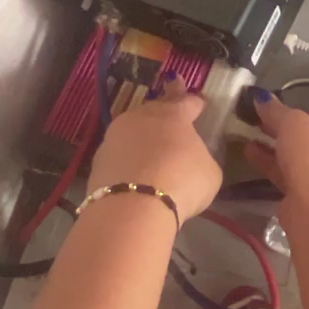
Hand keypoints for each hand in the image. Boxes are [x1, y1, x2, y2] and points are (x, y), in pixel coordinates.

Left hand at [86, 76, 222, 220]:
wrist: (132, 207)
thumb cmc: (181, 182)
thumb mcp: (209, 172)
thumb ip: (200, 158)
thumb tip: (192, 159)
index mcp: (173, 115)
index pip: (186, 102)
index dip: (195, 102)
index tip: (199, 101)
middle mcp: (142, 117)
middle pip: (156, 108)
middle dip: (166, 108)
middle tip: (170, 103)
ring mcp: (116, 136)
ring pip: (133, 127)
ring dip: (143, 134)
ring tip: (151, 143)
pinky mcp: (99, 158)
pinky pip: (120, 152)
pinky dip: (128, 157)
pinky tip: (133, 169)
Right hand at [244, 88, 308, 198]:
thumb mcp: (293, 125)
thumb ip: (276, 111)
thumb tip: (260, 97)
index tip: (301, 112)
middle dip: (292, 130)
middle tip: (269, 122)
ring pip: (304, 159)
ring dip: (279, 147)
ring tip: (254, 135)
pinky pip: (293, 176)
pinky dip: (274, 165)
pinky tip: (250, 154)